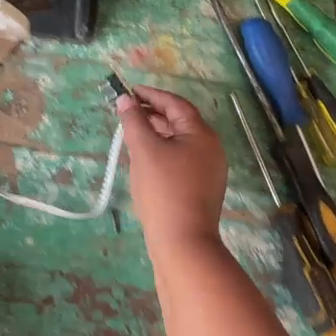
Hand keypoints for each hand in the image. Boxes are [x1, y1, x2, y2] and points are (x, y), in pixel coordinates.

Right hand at [115, 86, 227, 252]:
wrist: (183, 243)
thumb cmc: (164, 190)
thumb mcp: (144, 150)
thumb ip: (133, 121)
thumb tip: (125, 100)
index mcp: (201, 134)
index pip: (175, 104)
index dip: (151, 95)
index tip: (128, 92)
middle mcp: (211, 149)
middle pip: (179, 121)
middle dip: (152, 114)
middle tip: (126, 112)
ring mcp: (208, 171)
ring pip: (179, 142)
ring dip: (155, 133)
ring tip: (130, 134)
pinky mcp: (201, 188)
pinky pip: (180, 159)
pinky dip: (162, 152)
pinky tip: (143, 160)